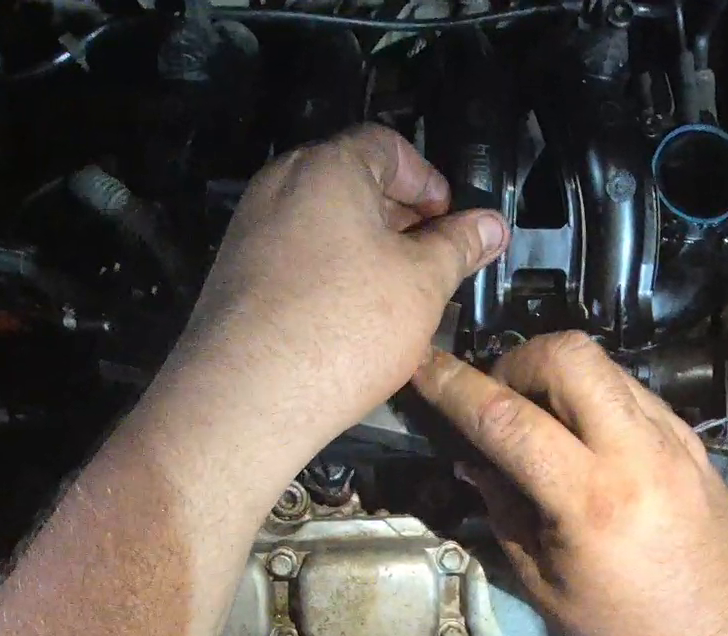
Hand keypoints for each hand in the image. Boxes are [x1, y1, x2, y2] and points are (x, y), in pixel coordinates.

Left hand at [162, 124, 507, 452]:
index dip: (428, 181)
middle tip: (431, 260)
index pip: (387, 147)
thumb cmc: (345, 327)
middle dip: (398, 219)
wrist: (249, 397)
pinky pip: (294, 263)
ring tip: (396, 297)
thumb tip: (492, 225)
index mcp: (327, 168)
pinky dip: (328, 278)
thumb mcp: (422, 285)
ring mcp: (250, 235)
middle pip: (350, 185)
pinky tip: (349, 323)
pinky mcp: (235, 281)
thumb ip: (459, 247)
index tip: (450, 219)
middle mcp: (279, 188)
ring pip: (321, 228)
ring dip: (364, 252)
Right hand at [412, 333, 727, 635]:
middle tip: (501, 402)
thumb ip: (504, 512)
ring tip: (540, 423)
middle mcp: (636, 452)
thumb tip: (473, 462)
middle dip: (517, 361)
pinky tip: (584, 439)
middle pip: (568, 356)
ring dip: (555, 376)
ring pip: (602, 364)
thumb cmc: (625, 629)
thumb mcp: (544, 584)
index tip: (425, 365)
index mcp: (589, 500)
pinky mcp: (693, 440)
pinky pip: (630, 391)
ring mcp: (673, 439)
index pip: (508, 421)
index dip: (456, 387)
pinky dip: (592, 397)